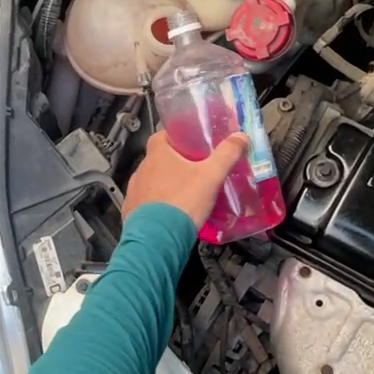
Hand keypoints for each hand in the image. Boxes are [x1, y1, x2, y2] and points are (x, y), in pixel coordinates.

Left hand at [123, 132, 248, 226]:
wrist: (155, 239)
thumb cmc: (182, 201)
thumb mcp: (211, 177)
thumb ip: (227, 155)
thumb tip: (241, 137)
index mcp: (157, 154)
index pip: (162, 135)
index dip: (177, 136)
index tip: (192, 142)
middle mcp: (141, 169)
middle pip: (158, 159)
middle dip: (175, 163)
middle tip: (196, 170)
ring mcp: (134, 191)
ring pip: (152, 181)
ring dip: (166, 184)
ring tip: (186, 194)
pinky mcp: (131, 211)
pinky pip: (146, 202)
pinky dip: (158, 204)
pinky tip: (171, 213)